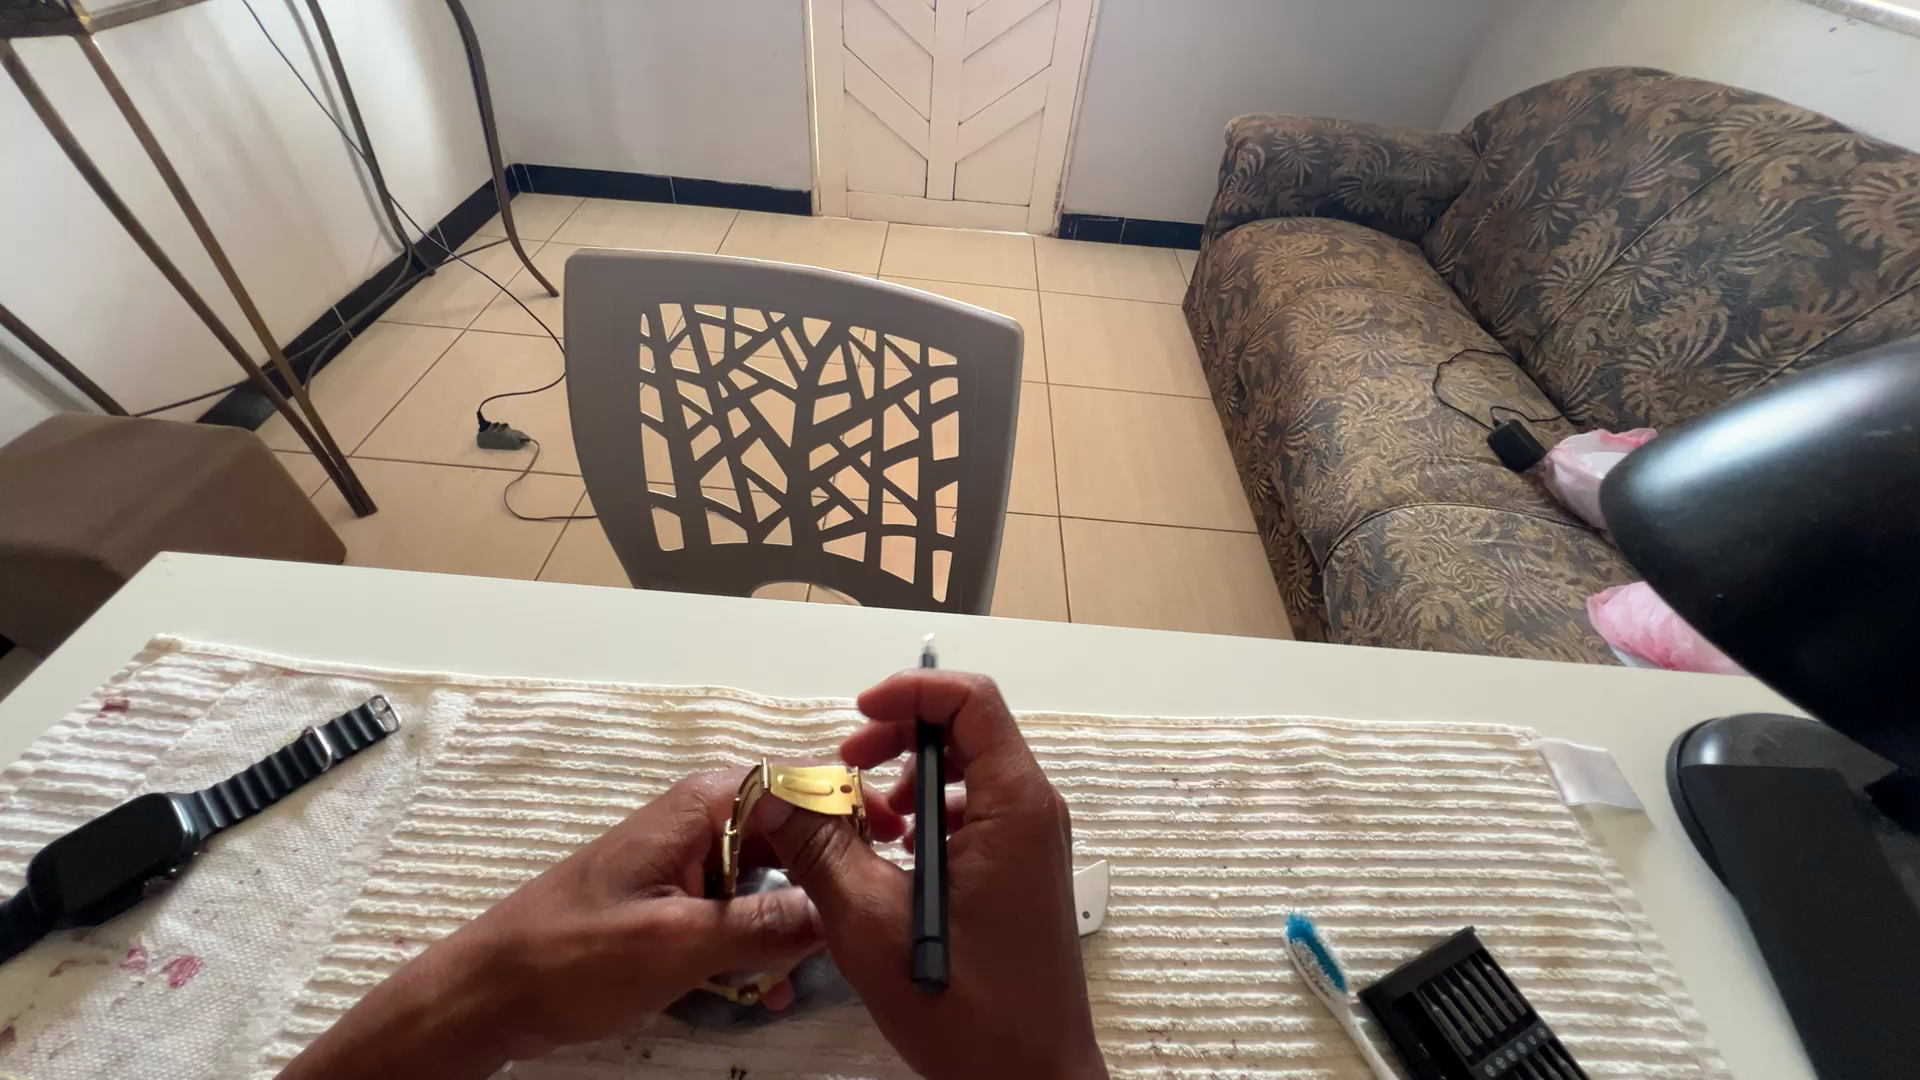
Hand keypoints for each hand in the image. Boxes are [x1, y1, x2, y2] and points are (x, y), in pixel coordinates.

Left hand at [281, 769, 901, 1078]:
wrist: (485, 993)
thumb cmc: (572, 954)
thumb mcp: (676, 944)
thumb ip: (762, 926)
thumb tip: (835, 913)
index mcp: (707, 802)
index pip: (800, 782)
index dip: (848, 809)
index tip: (889, 844)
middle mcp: (706, 816)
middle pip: (792, 826)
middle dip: (827, 872)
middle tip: (863, 914)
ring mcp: (694, 854)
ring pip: (771, 869)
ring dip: (795, 914)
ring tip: (817, 964)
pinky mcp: (683, 890)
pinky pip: (741, 901)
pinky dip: (761, 934)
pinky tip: (770, 984)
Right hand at [756, 671, 1106, 1079]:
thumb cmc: (966, 1011)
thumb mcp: (874, 925)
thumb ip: (822, 850)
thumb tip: (777, 794)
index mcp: (1016, 803)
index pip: (974, 700)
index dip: (914, 690)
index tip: (860, 714)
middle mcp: (1033, 806)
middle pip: (967, 727)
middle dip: (900, 734)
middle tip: (847, 768)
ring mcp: (1032, 834)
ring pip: (968, 766)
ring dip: (911, 774)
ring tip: (868, 818)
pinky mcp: (1021, 860)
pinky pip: (974, 804)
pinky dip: (929, 809)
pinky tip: (895, 851)